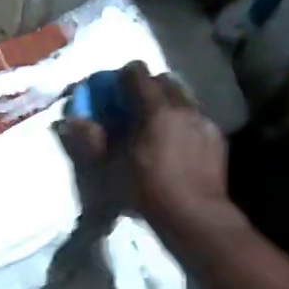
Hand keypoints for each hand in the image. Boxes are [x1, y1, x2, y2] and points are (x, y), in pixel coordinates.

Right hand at [57, 61, 230, 224]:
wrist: (194, 215)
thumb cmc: (147, 191)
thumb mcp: (110, 168)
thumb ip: (92, 140)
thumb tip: (72, 120)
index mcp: (155, 109)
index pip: (138, 73)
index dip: (123, 76)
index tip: (115, 89)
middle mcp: (183, 107)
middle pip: (164, 81)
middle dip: (148, 87)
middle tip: (134, 108)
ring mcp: (204, 121)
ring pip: (183, 98)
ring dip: (168, 104)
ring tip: (157, 127)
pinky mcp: (217, 138)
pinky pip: (197, 119)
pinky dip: (184, 123)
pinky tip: (178, 146)